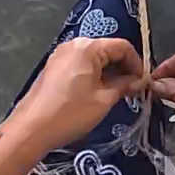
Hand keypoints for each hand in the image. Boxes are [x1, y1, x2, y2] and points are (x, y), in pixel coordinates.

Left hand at [5, 38, 146, 153]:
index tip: (143, 82)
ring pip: (95, 58)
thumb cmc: (70, 113)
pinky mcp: (55, 68)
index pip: (122, 46)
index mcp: (87, 47)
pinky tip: (99, 93)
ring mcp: (61, 55)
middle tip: (134, 89)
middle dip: (123, 68)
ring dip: (110, 73)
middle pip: (108, 50)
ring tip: (119, 93)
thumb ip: (125, 85)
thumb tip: (140, 81)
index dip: (137, 63)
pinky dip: (95, 75)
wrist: (30, 130)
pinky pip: (82, 65)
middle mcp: (74, 45)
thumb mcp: (104, 100)